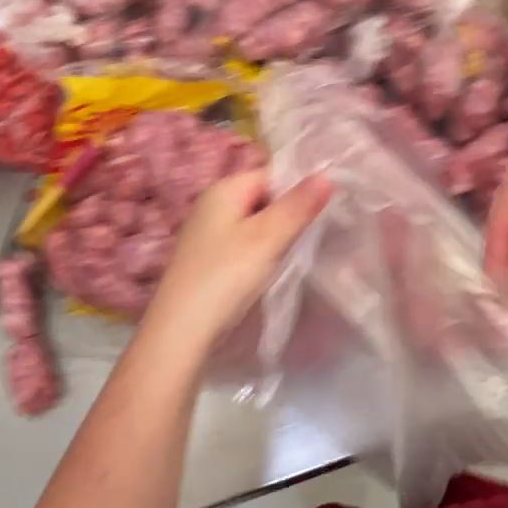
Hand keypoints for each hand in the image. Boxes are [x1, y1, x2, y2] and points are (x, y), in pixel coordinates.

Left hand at [142, 171, 330, 356]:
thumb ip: (297, 207)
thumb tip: (326, 176)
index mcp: (223, 190)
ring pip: (253, 224)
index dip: (297, 190)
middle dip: (288, 214)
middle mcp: (210, 205)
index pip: (270, 175)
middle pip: (262, 198)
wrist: (181, 331)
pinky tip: (270, 271)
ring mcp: (206, 234)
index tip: (322, 211)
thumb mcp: (267, 238)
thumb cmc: (225, 277)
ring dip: (275, 236)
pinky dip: (258, 253)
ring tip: (297, 253)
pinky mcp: (206, 260)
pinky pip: (241, 245)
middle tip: (315, 235)